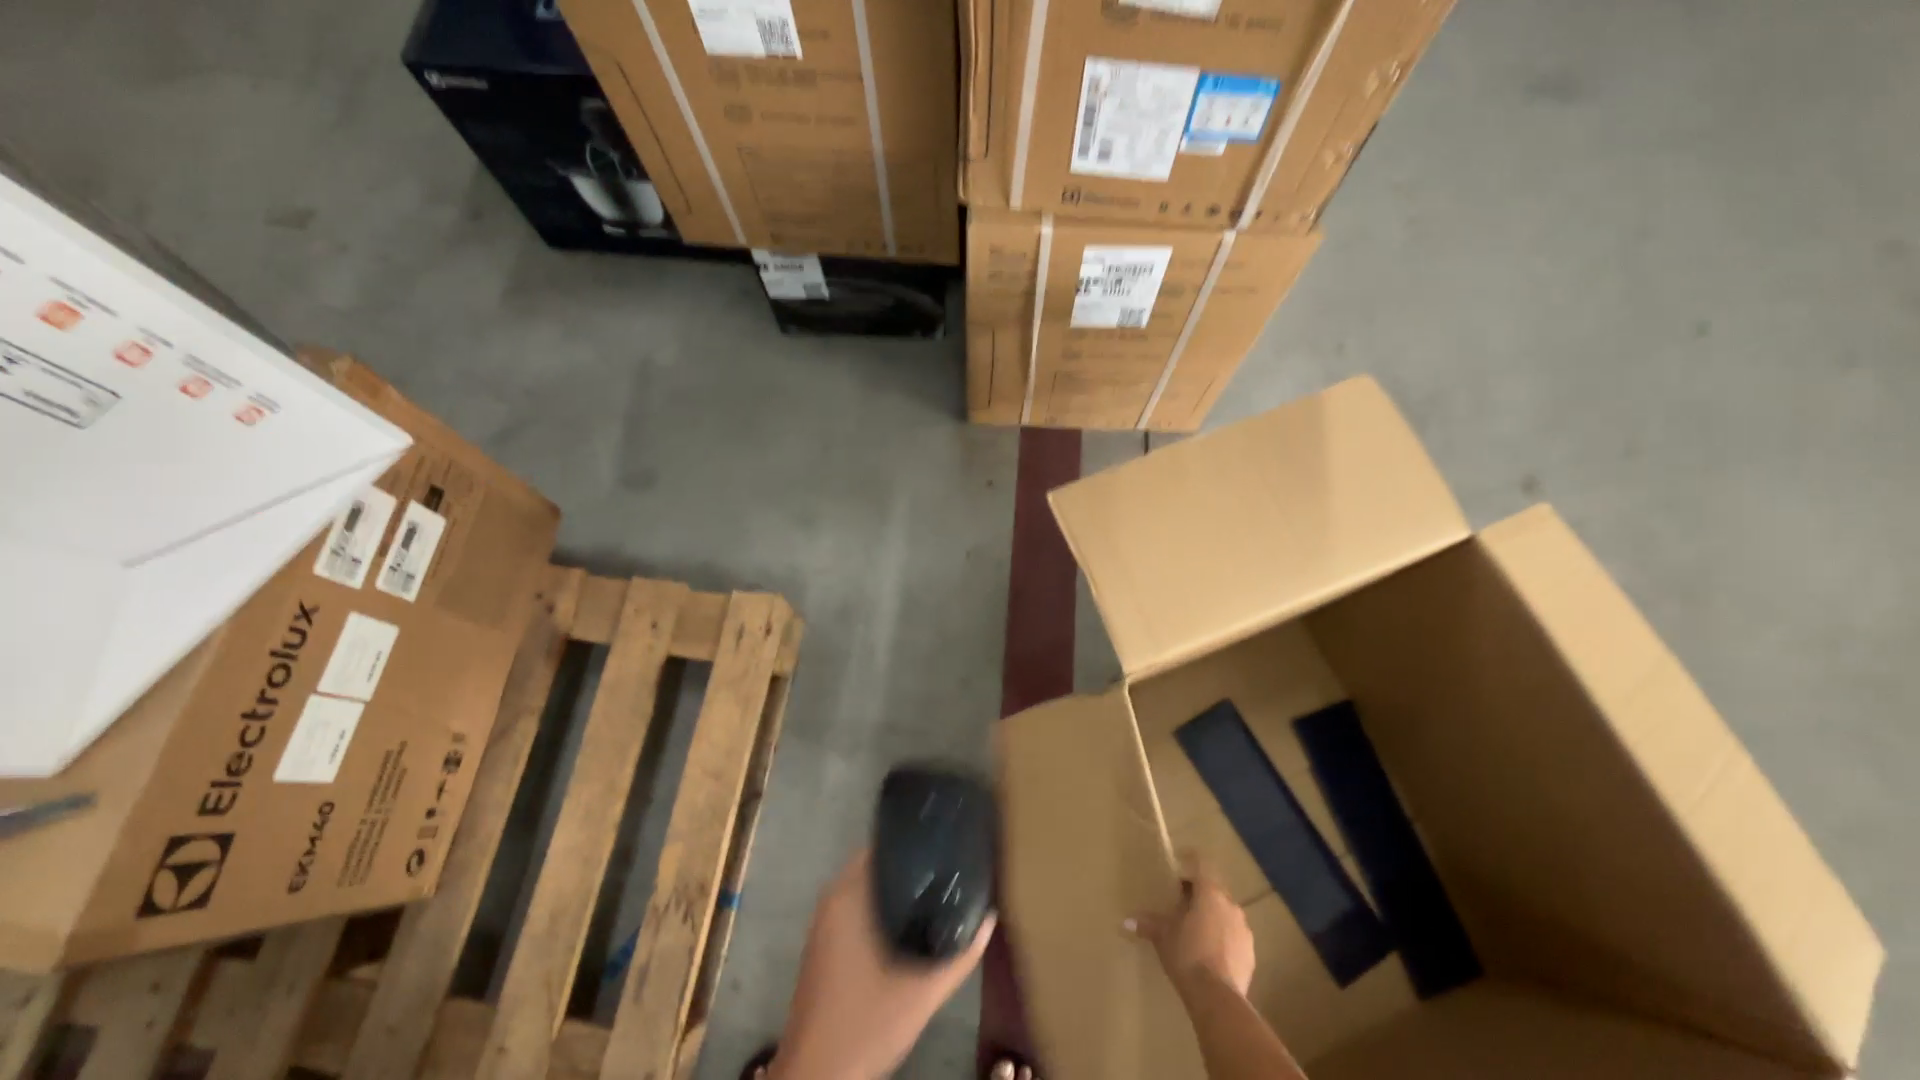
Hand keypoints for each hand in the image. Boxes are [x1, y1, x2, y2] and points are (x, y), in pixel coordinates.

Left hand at [771, 848, 995, 1079]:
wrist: (818, 1073)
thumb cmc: (867, 1021)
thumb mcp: (924, 990)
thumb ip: (961, 952)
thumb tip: (990, 917)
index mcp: (848, 896)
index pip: (885, 846)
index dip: (920, 842)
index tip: (953, 842)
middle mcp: (833, 900)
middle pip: (880, 867)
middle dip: (916, 868)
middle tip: (959, 869)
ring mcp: (826, 925)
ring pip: (871, 891)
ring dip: (902, 892)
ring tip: (947, 893)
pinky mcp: (827, 947)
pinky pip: (862, 912)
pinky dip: (888, 912)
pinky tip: (918, 928)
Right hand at [1126, 853, 1254, 997]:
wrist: (1217, 997)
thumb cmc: (1187, 955)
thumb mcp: (1163, 937)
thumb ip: (1148, 924)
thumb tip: (1126, 921)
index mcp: (1210, 894)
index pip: (1202, 864)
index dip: (1191, 859)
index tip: (1180, 860)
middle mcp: (1230, 905)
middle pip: (1214, 888)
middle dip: (1198, 892)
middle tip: (1180, 902)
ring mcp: (1244, 928)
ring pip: (1225, 912)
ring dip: (1211, 915)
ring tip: (1194, 929)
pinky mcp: (1250, 951)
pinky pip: (1233, 935)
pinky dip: (1221, 936)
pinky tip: (1209, 952)